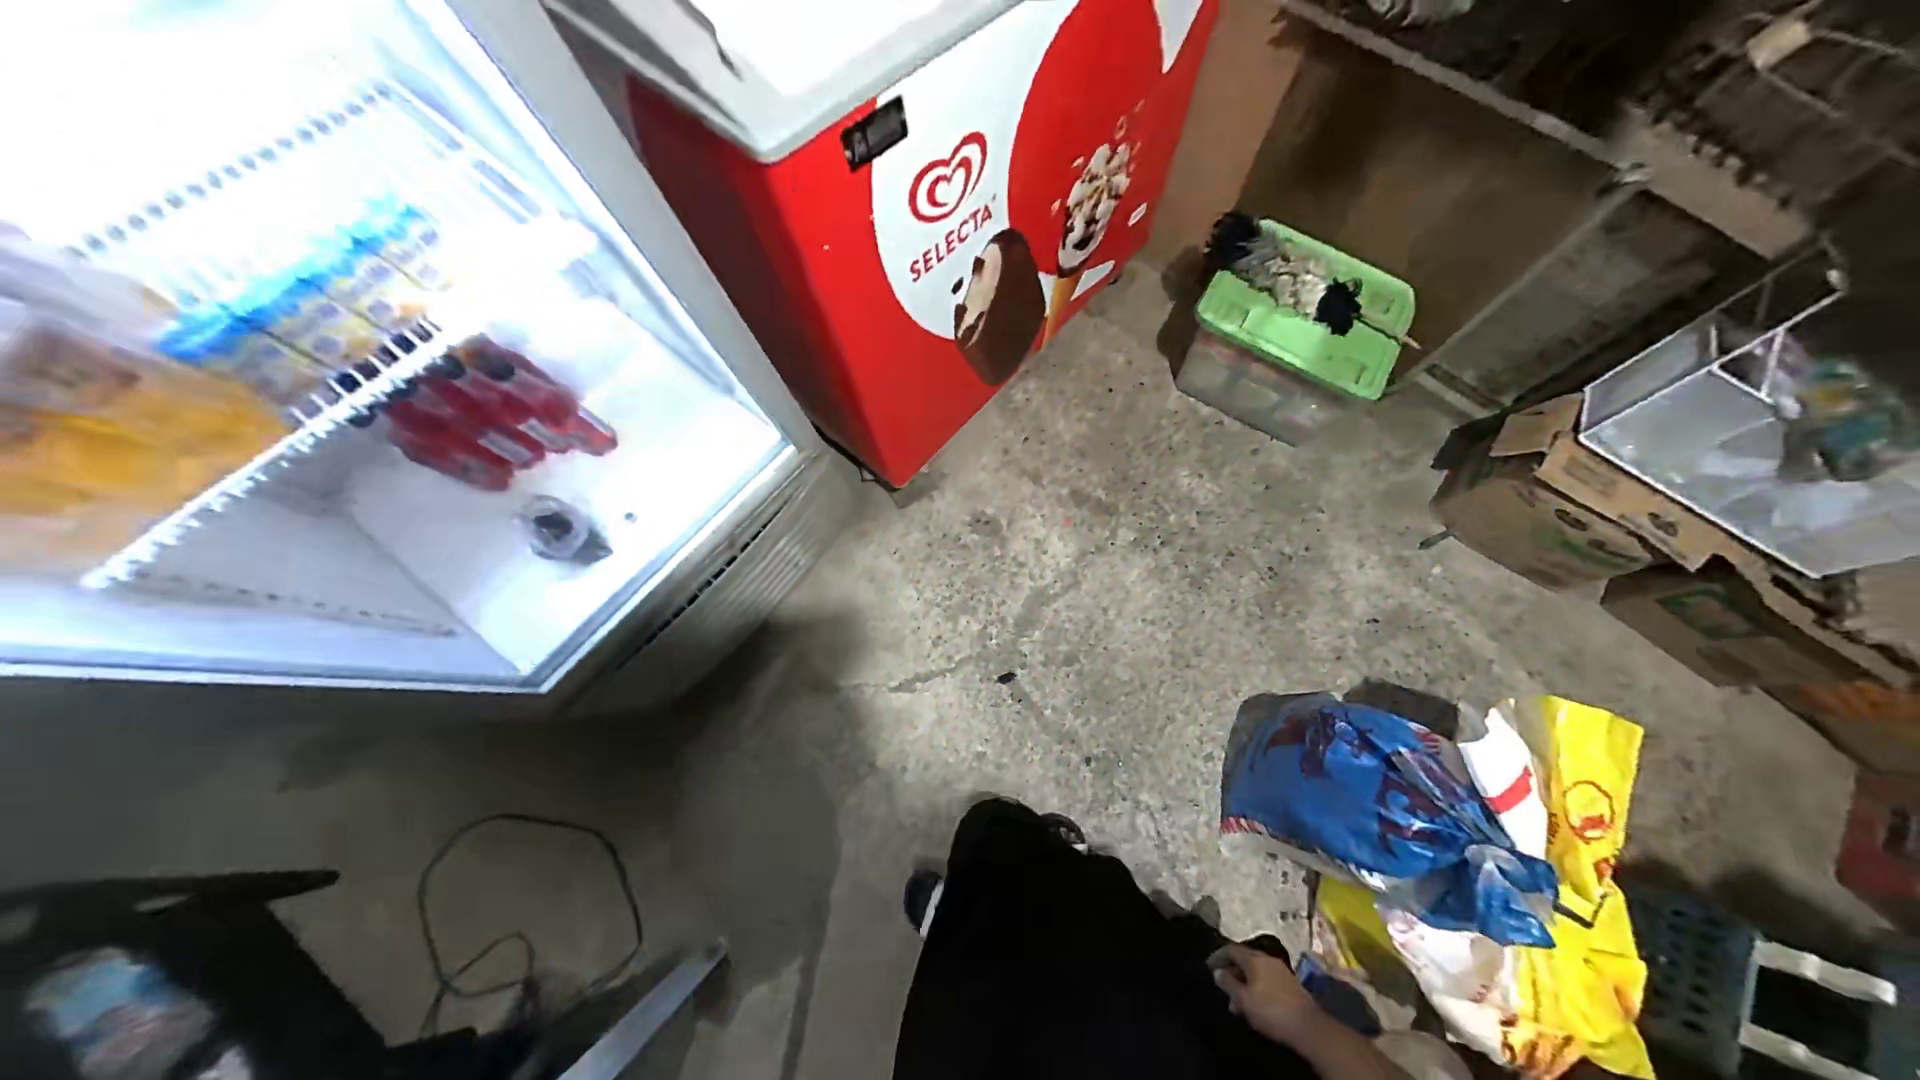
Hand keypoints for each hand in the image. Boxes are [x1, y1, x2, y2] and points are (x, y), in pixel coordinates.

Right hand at [1207, 943, 1321, 1046]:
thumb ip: (1228, 984)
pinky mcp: (1290, 984)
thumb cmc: (1271, 1011)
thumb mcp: (1244, 999)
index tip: (1208, 966)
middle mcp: (1267, 959)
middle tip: (1223, 987)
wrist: (1309, 1027)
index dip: (1217, 956)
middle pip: (1244, 959)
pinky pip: (1266, 978)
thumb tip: (1218, 972)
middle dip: (1231, 971)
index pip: (1230, 949)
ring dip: (1244, 981)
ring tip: (1238, 1001)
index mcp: (1254, 959)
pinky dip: (1256, 986)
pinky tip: (1255, 1002)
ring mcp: (1280, 970)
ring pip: (1255, 970)